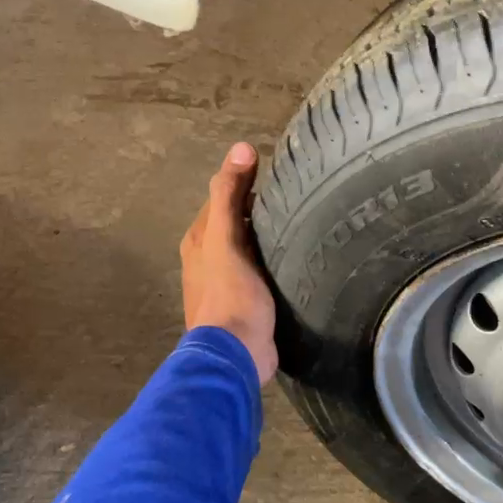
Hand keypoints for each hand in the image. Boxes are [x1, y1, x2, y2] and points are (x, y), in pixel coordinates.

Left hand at [181, 142, 277, 383]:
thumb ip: (230, 196)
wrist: (236, 354)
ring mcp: (227, 285)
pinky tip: (296, 261)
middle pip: (235, 224)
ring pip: (250, 249)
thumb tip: (240, 148)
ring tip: (302, 225)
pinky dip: (275, 262)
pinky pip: (262, 273)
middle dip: (258, 210)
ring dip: (268, 238)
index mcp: (199, 241)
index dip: (244, 182)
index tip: (277, 171)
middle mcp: (208, 260)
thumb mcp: (227, 240)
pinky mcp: (247, 305)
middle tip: (297, 197)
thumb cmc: (231, 295)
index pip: (222, 199)